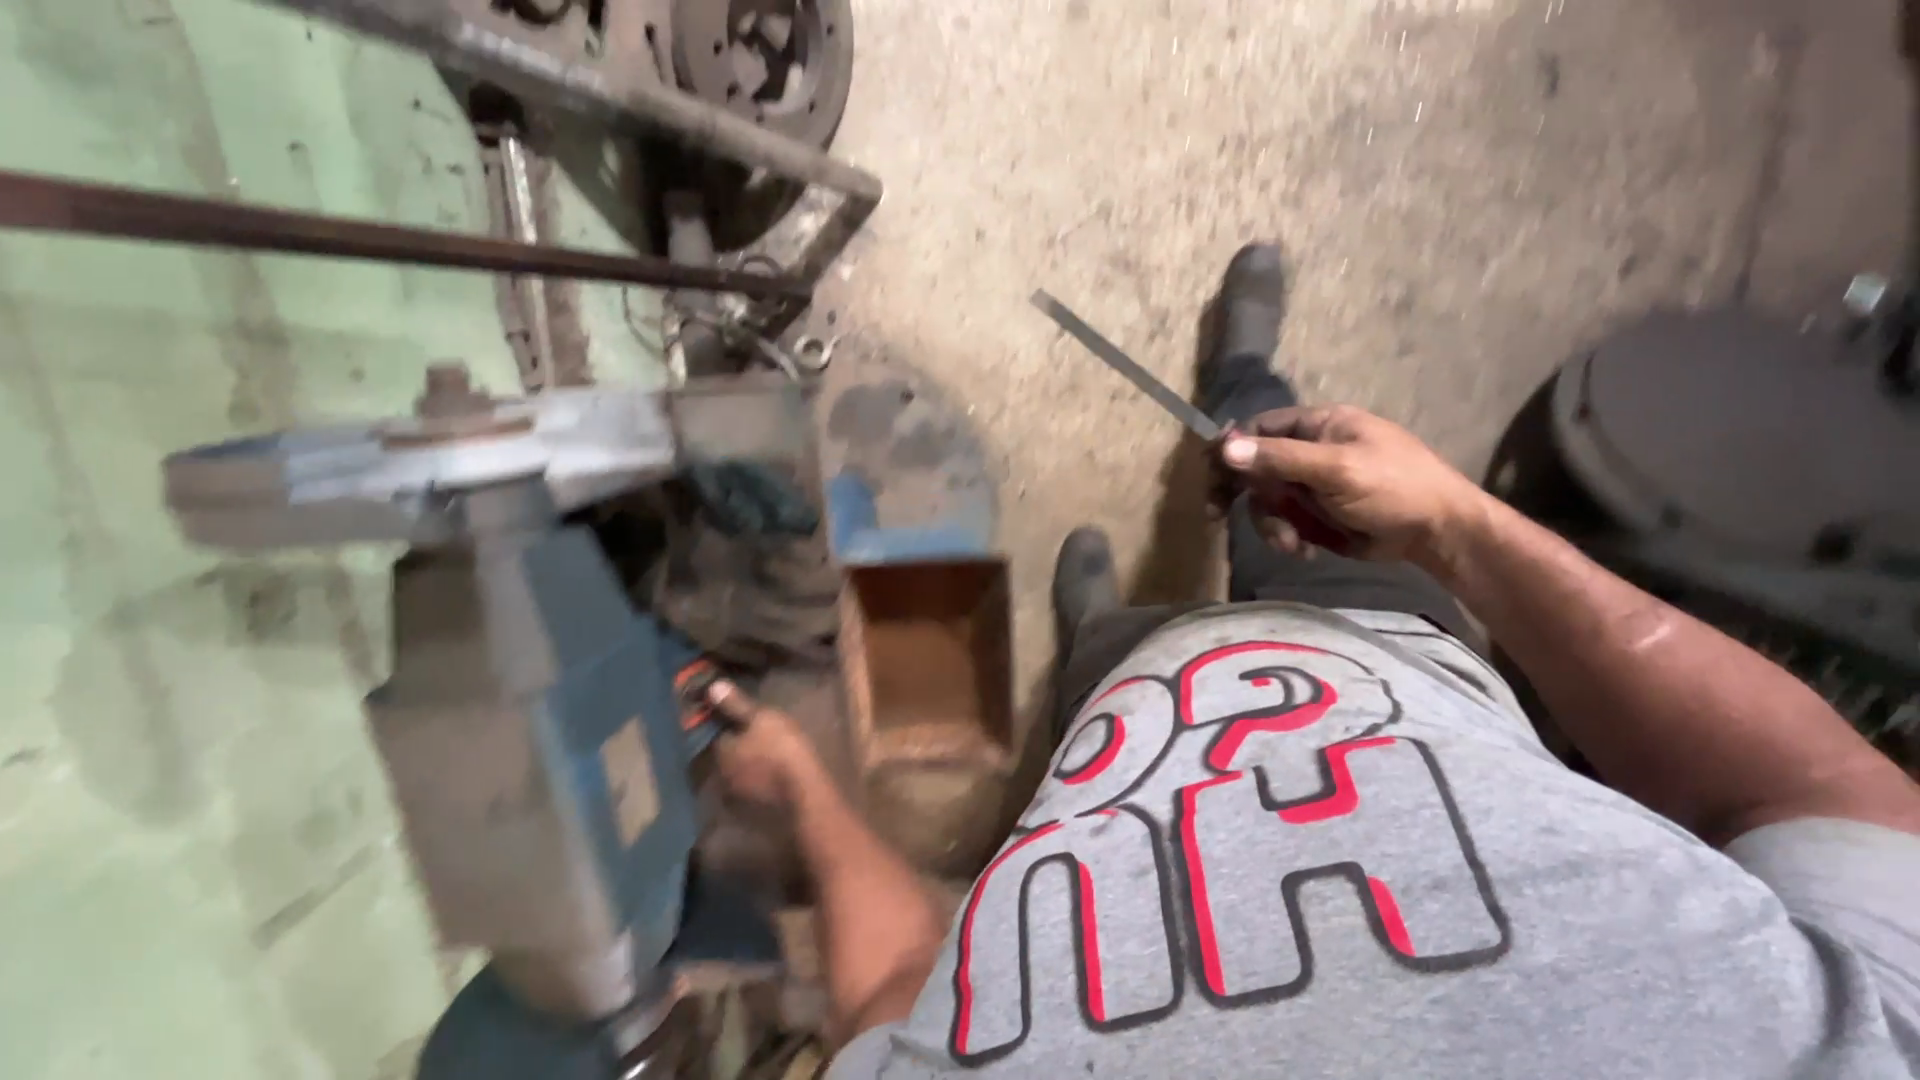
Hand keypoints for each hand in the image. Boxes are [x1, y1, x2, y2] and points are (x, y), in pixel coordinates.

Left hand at [705, 679, 825, 808]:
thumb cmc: (782, 749)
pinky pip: (753, 791)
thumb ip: (736, 704)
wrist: (805, 792)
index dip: (730, 725)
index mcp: (722, 752)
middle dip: (739, 748)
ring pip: (739, 775)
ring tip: (768, 756)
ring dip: (749, 767)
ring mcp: (739, 797)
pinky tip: (774, 777)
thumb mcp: (762, 718)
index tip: (744, 720)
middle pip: (727, 756)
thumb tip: (711, 687)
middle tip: (758, 737)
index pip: (717, 734)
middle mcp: (723, 776)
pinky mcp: (755, 810)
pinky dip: (760, 783)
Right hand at [1218, 405, 1490, 564]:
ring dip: (1270, 523)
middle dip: (1243, 493)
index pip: (1258, 428)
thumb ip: (1281, 458)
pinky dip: (1286, 537)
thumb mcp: (1336, 468)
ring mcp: (1312, 484)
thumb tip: (1226, 447)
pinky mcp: (1316, 514)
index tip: (1210, 473)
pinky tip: (1303, 550)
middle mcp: (1309, 450)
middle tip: (1215, 514)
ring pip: (1266, 500)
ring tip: (1291, 543)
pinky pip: (1284, 522)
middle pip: (1255, 467)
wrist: (1438, 533)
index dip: (1231, 448)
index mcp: (1318, 425)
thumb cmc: (1394, 487)